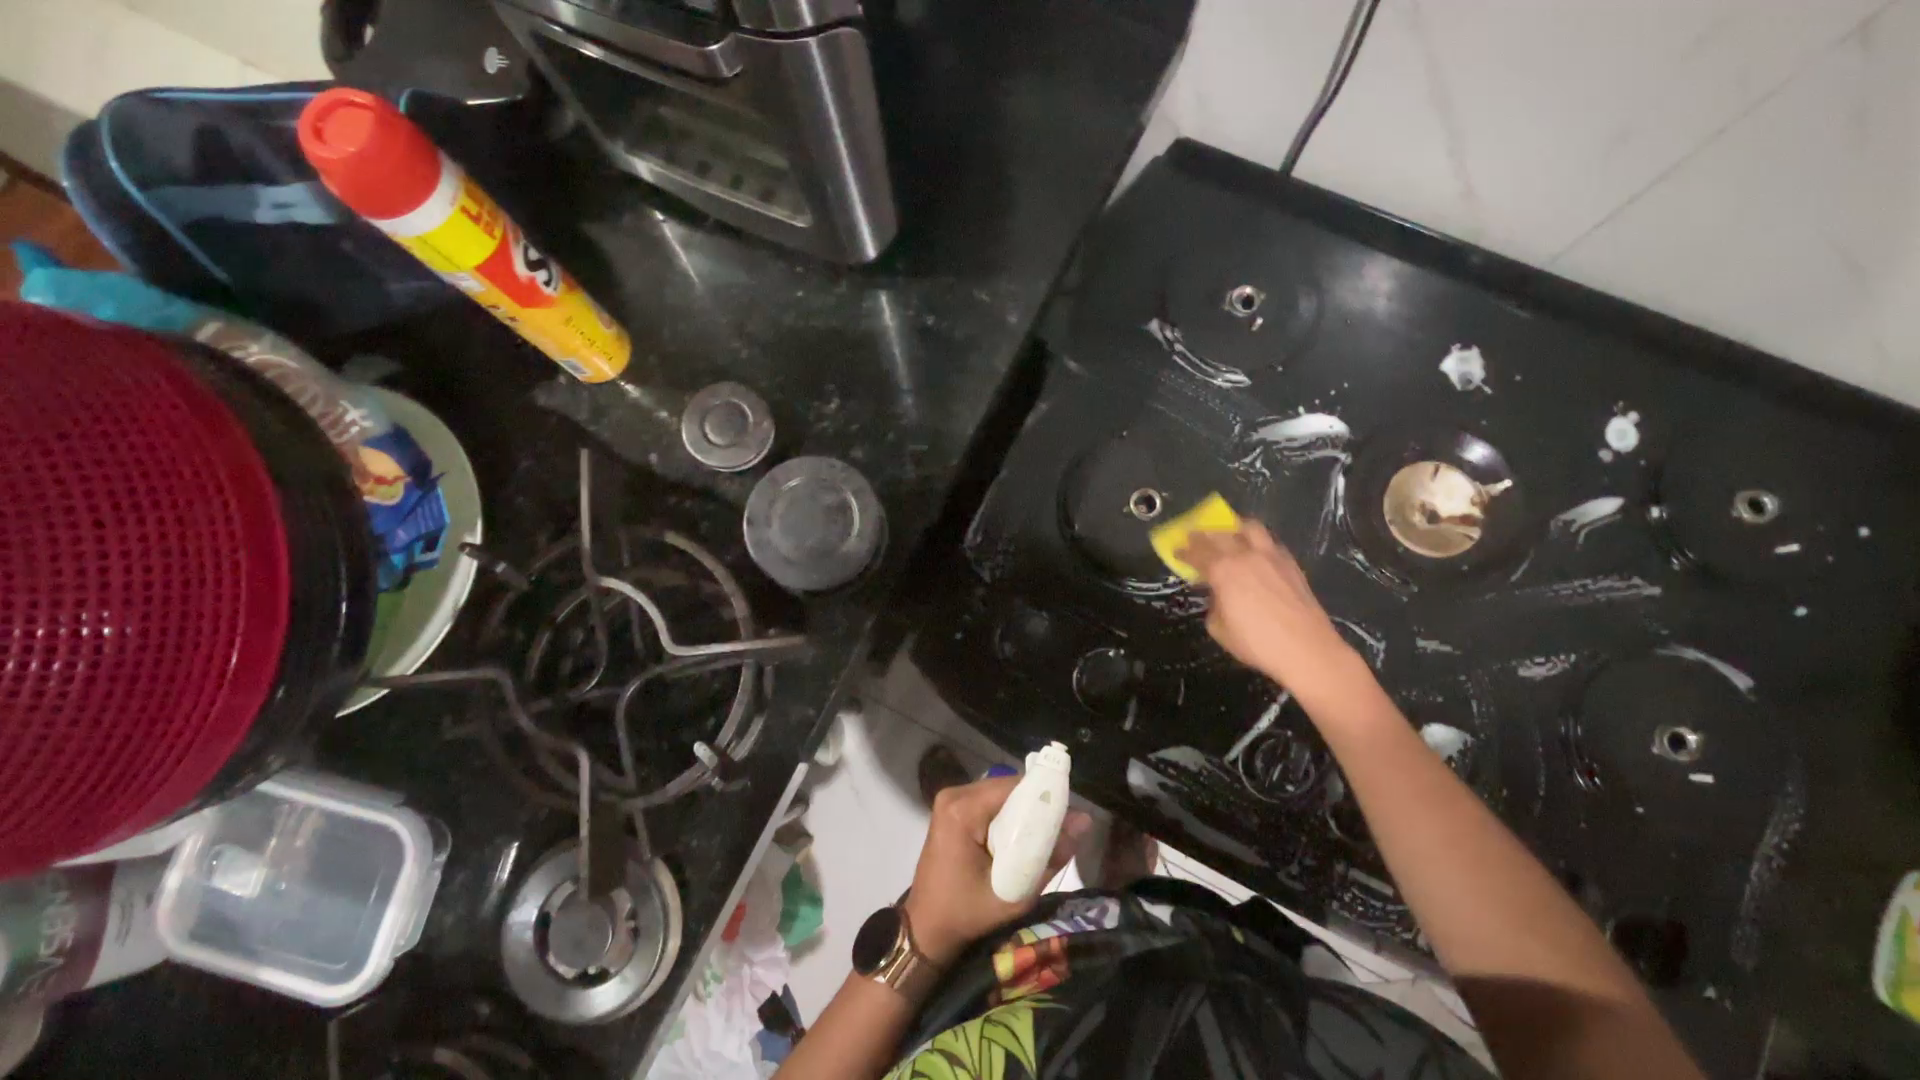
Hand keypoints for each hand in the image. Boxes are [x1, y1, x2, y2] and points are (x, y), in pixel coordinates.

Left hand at [901, 776, 1090, 965]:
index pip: (1016, 786)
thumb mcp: (1015, 893)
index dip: (1046, 797)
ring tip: (1044, 836)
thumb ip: (1051, 857)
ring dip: (1023, 812)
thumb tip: (1084, 821)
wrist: (926, 927)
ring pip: (1000, 793)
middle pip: (1008, 787)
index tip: (1070, 816)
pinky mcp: (951, 809)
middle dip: (1037, 805)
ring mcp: (949, 800)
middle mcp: (953, 795)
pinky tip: (1019, 838)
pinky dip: (1007, 816)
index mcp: (962, 810)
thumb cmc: (967, 913)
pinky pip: (989, 802)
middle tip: (1061, 830)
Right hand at [1176, 523, 1360, 695]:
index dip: (1184, 550)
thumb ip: (1214, 605)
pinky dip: (1257, 542)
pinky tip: (1256, 553)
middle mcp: (1246, 556)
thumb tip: (1219, 595)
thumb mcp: (1220, 629)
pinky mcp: (1290, 563)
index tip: (1176, 549)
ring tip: (1229, 532)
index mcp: (1223, 571)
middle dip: (1204, 535)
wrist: (1307, 649)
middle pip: (1220, 535)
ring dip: (1234, 527)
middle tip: (1195, 537)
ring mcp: (1271, 556)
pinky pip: (1270, 543)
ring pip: (1250, 528)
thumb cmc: (1257, 643)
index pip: (1197, 552)